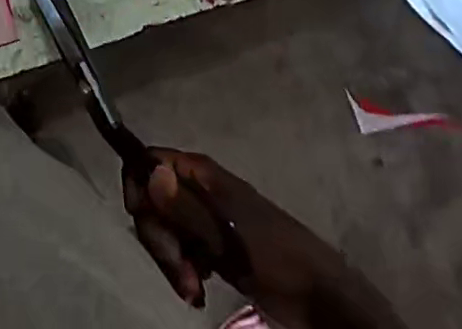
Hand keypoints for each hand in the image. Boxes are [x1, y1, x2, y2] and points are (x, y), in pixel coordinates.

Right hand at [124, 149, 406, 328]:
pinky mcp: (211, 244)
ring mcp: (205, 217)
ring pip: (163, 226)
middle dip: (158, 237)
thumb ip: (188, 209)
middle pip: (152, 198)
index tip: (143, 219)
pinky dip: (181, 268)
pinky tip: (196, 288)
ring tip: (191, 290)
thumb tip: (151, 172)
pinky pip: (179, 247)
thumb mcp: (231, 238)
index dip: (139, 186)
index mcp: (201, 173)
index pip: (149, 160)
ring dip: (170, 259)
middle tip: (178, 271)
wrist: (323, 300)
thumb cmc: (278, 260)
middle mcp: (197, 188)